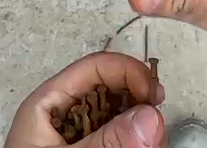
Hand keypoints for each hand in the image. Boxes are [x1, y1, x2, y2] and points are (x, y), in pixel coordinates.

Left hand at [5, 52, 164, 147]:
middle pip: (111, 91)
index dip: (128, 72)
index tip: (156, 97)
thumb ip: (107, 143)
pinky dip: (131, 146)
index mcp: (49, 104)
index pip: (94, 67)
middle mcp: (65, 115)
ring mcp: (78, 138)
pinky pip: (116, 141)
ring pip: (120, 118)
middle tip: (157, 135)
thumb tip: (151, 117)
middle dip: (137, 108)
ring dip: (138, 134)